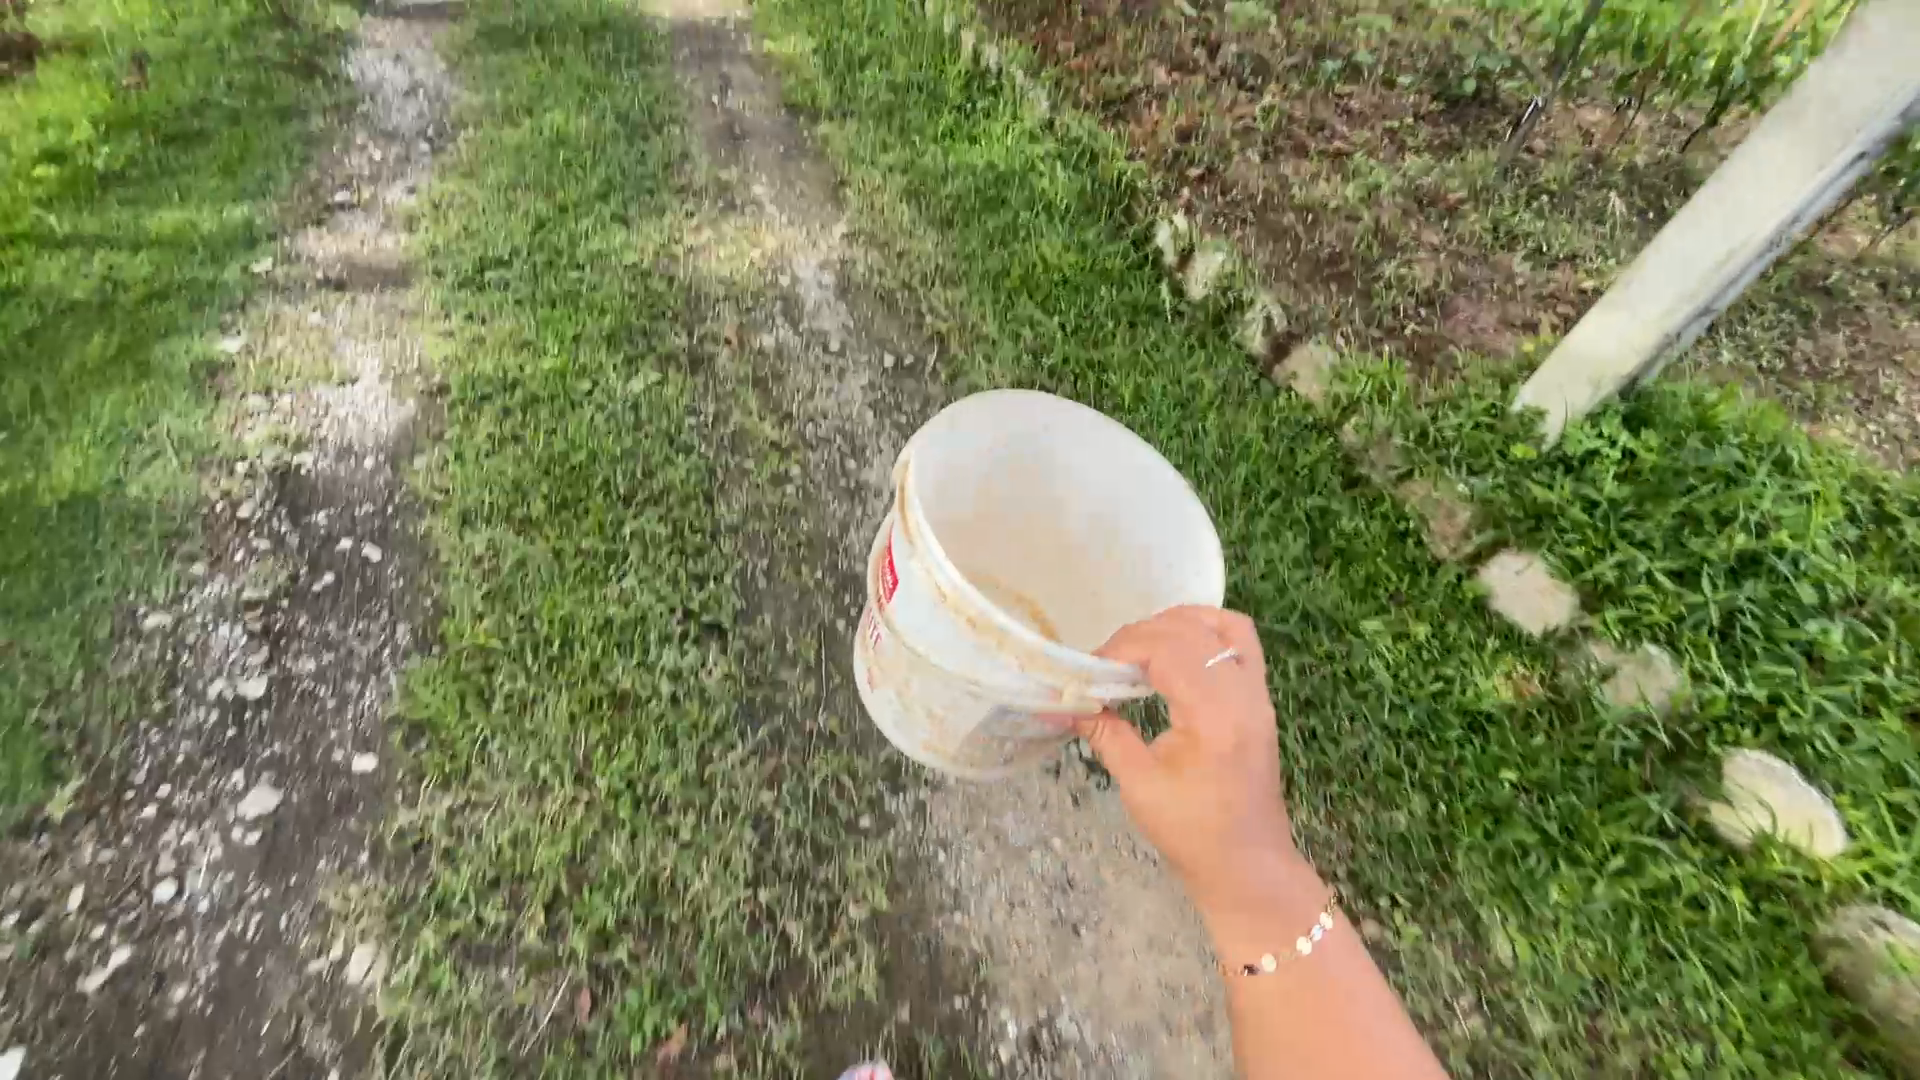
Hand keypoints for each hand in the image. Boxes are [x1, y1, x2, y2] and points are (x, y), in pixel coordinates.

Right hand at [1070, 606, 1312, 932]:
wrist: (1248, 867)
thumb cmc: (1192, 833)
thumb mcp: (1139, 784)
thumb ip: (1103, 732)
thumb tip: (1059, 703)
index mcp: (1214, 716)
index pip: (1166, 650)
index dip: (1121, 648)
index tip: (1090, 669)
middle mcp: (1242, 693)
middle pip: (1187, 632)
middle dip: (1137, 638)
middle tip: (1104, 665)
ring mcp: (1257, 692)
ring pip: (1217, 625)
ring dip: (1171, 625)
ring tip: (1137, 651)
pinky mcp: (1258, 697)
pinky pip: (1240, 639)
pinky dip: (1206, 628)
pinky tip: (1176, 644)